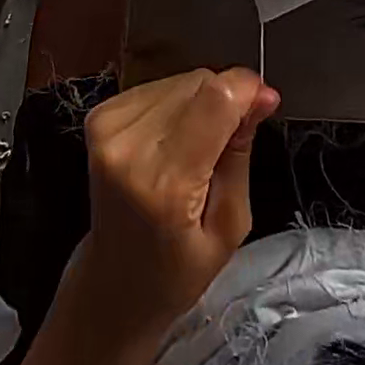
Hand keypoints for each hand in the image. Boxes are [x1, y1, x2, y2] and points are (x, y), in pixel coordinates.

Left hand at [72, 68, 280, 338]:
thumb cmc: (178, 268)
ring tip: (197, 145)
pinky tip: (173, 137)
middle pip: (200, 82)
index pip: (216, 99)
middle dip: (227, 99)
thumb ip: (241, 152)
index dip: (248, 89)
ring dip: (201, 101)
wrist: (112, 284)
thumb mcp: (231, 224)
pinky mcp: (99, 117)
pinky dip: (177, 103)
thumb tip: (262, 94)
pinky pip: (159, 86)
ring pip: (182, 80)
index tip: (265, 104)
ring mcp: (108, 129)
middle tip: (229, 140)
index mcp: (165, 183)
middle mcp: (129, 147)